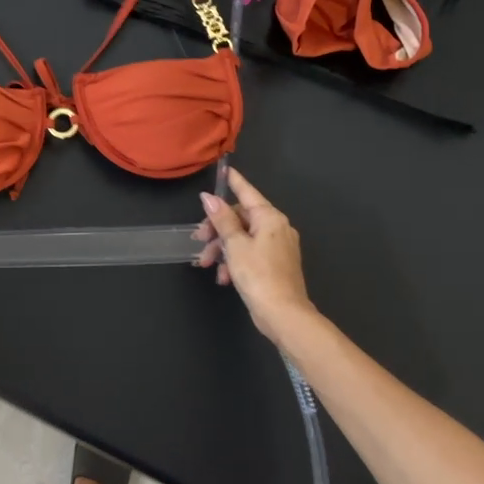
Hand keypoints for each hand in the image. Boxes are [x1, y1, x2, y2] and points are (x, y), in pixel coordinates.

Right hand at [195, 169, 315, 341]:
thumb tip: (209, 197)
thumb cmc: (258, 275)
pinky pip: (251, 254)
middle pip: (241, 218)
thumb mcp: (235, 245)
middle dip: (218, 230)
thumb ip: (222, 219)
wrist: (284, 314)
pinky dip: (235, 261)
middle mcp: (278, 228)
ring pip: (243, 238)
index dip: (234, 182)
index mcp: (270, 219)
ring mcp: (279, 248)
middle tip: (199, 241)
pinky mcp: (276, 265)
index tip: (225, 170)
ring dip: (223, 249)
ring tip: (208, 264)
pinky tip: (224, 277)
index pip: (248, 193)